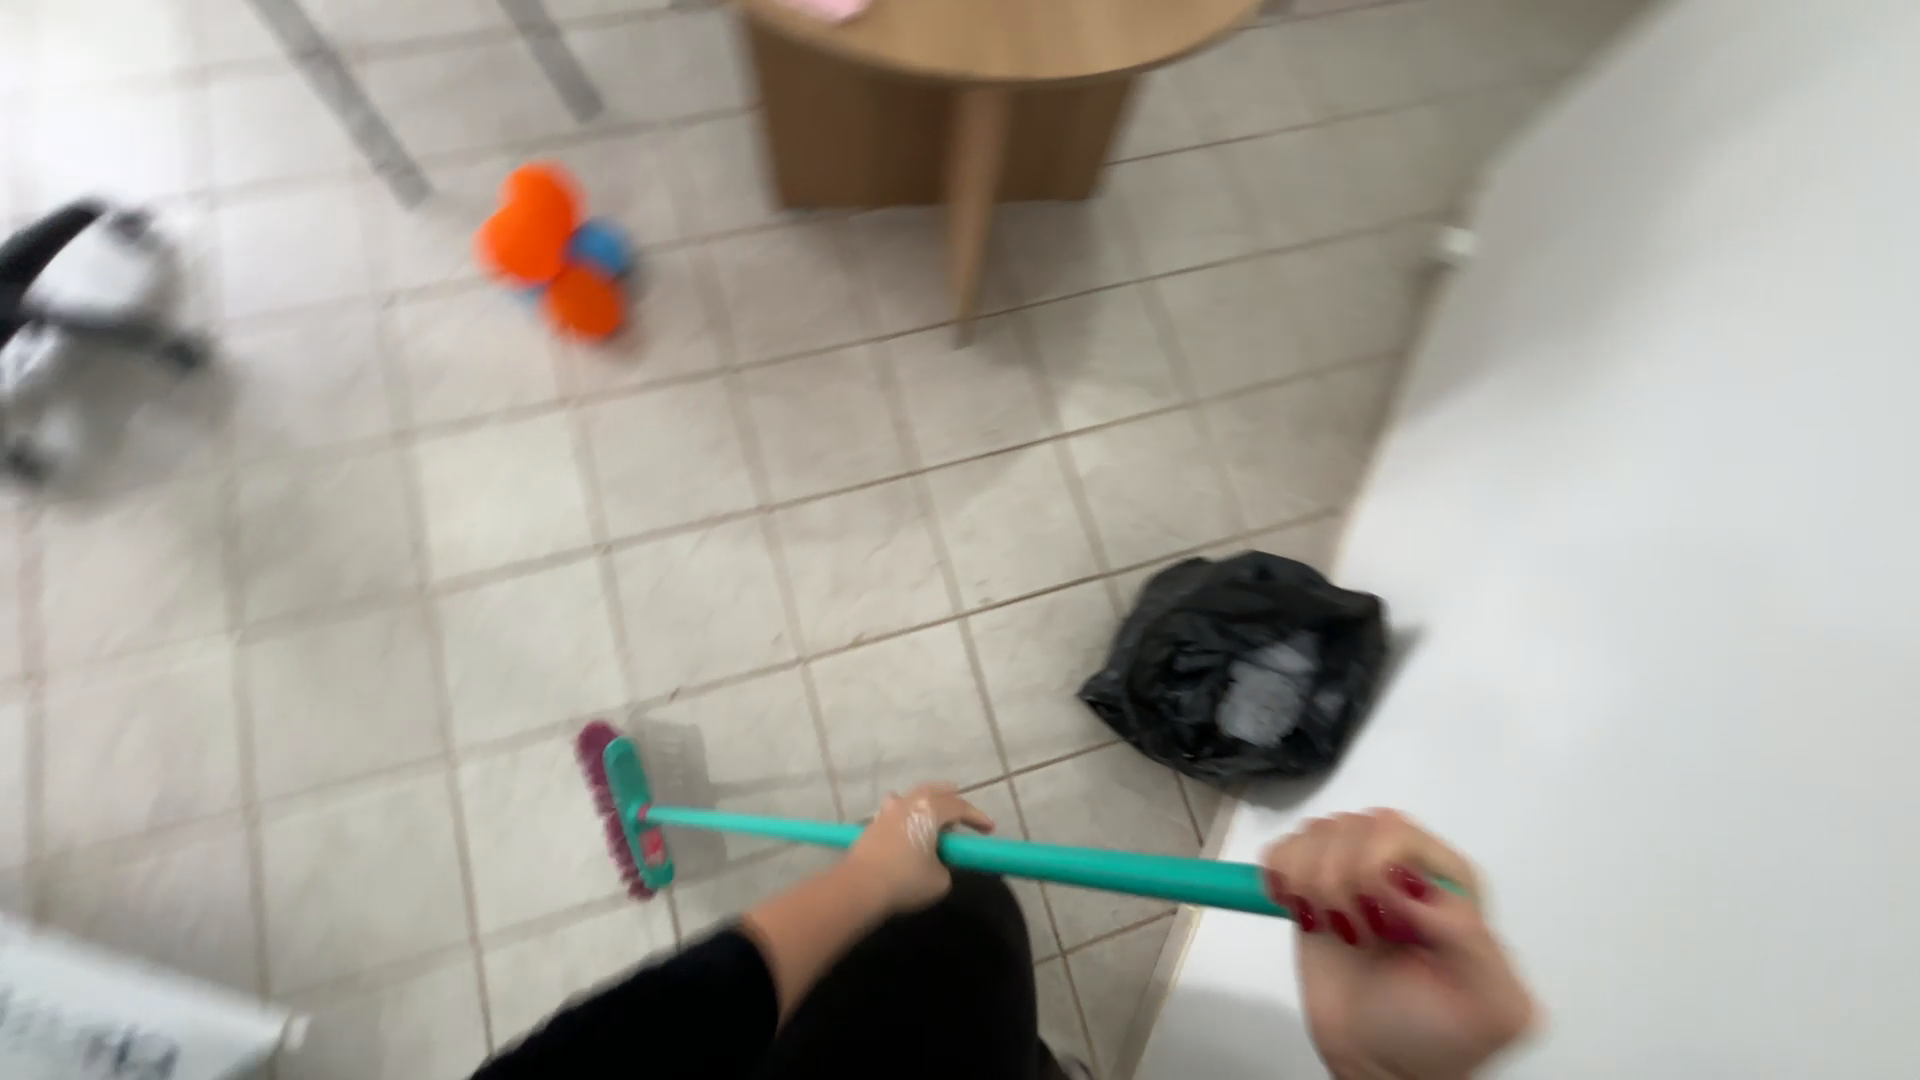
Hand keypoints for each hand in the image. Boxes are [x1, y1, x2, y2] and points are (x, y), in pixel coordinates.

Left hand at [843, 784, 994, 913]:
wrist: (860, 886)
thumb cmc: (906, 879)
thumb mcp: (940, 880)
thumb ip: (946, 866)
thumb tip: (938, 862)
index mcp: (930, 810)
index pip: (960, 807)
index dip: (977, 817)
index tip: (990, 829)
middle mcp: (909, 802)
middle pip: (934, 791)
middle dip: (951, 797)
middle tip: (962, 806)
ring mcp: (888, 811)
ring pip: (911, 796)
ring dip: (926, 800)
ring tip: (933, 810)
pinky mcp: (873, 825)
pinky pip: (895, 809)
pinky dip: (906, 812)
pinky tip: (906, 822)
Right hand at [1260, 810, 1535, 1079]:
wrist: (1377, 1062)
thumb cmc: (1435, 1036)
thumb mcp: (1490, 1002)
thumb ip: (1466, 932)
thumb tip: (1404, 884)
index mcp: (1447, 878)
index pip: (1395, 831)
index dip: (1375, 870)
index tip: (1383, 926)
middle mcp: (1398, 861)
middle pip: (1348, 826)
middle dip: (1339, 881)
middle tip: (1356, 932)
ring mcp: (1349, 867)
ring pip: (1312, 833)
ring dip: (1310, 886)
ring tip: (1335, 929)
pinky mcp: (1306, 879)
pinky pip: (1280, 848)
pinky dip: (1280, 881)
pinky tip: (1305, 915)